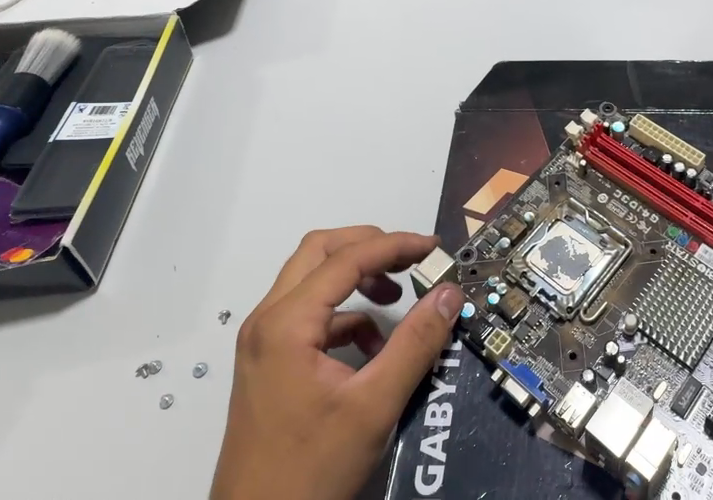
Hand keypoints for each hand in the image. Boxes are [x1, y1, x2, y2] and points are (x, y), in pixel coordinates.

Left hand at [212, 226, 464, 499]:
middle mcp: (267, 320)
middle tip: (410, 260)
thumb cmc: (311, 466)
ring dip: (355, 277)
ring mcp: (263, 341)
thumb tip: (449, 294)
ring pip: (310, 280)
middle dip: (369, 247)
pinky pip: (307, 314)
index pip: (347, 259)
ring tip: (396, 297)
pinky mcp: (267, 362)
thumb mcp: (374, 405)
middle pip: (319, 252)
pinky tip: (371, 345)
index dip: (395, 246)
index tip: (433, 249)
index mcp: (287, 323)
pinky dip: (343, 313)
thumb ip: (415, 343)